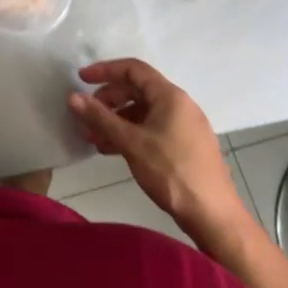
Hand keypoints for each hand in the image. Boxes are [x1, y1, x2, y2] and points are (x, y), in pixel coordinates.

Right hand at [68, 59, 254, 248]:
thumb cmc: (172, 172)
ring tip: (94, 138)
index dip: (105, 70)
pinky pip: (152, 130)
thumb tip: (73, 97)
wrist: (214, 217)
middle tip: (87, 116)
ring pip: (143, 113)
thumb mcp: (131, 143)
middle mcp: (180, 105)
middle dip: (108, 100)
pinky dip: (131, 135)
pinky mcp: (186, 147)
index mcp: (170, 96)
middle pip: (137, 90)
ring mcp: (185, 127)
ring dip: (117, 121)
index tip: (81, 80)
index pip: (133, 69)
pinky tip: (113, 150)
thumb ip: (100, 118)